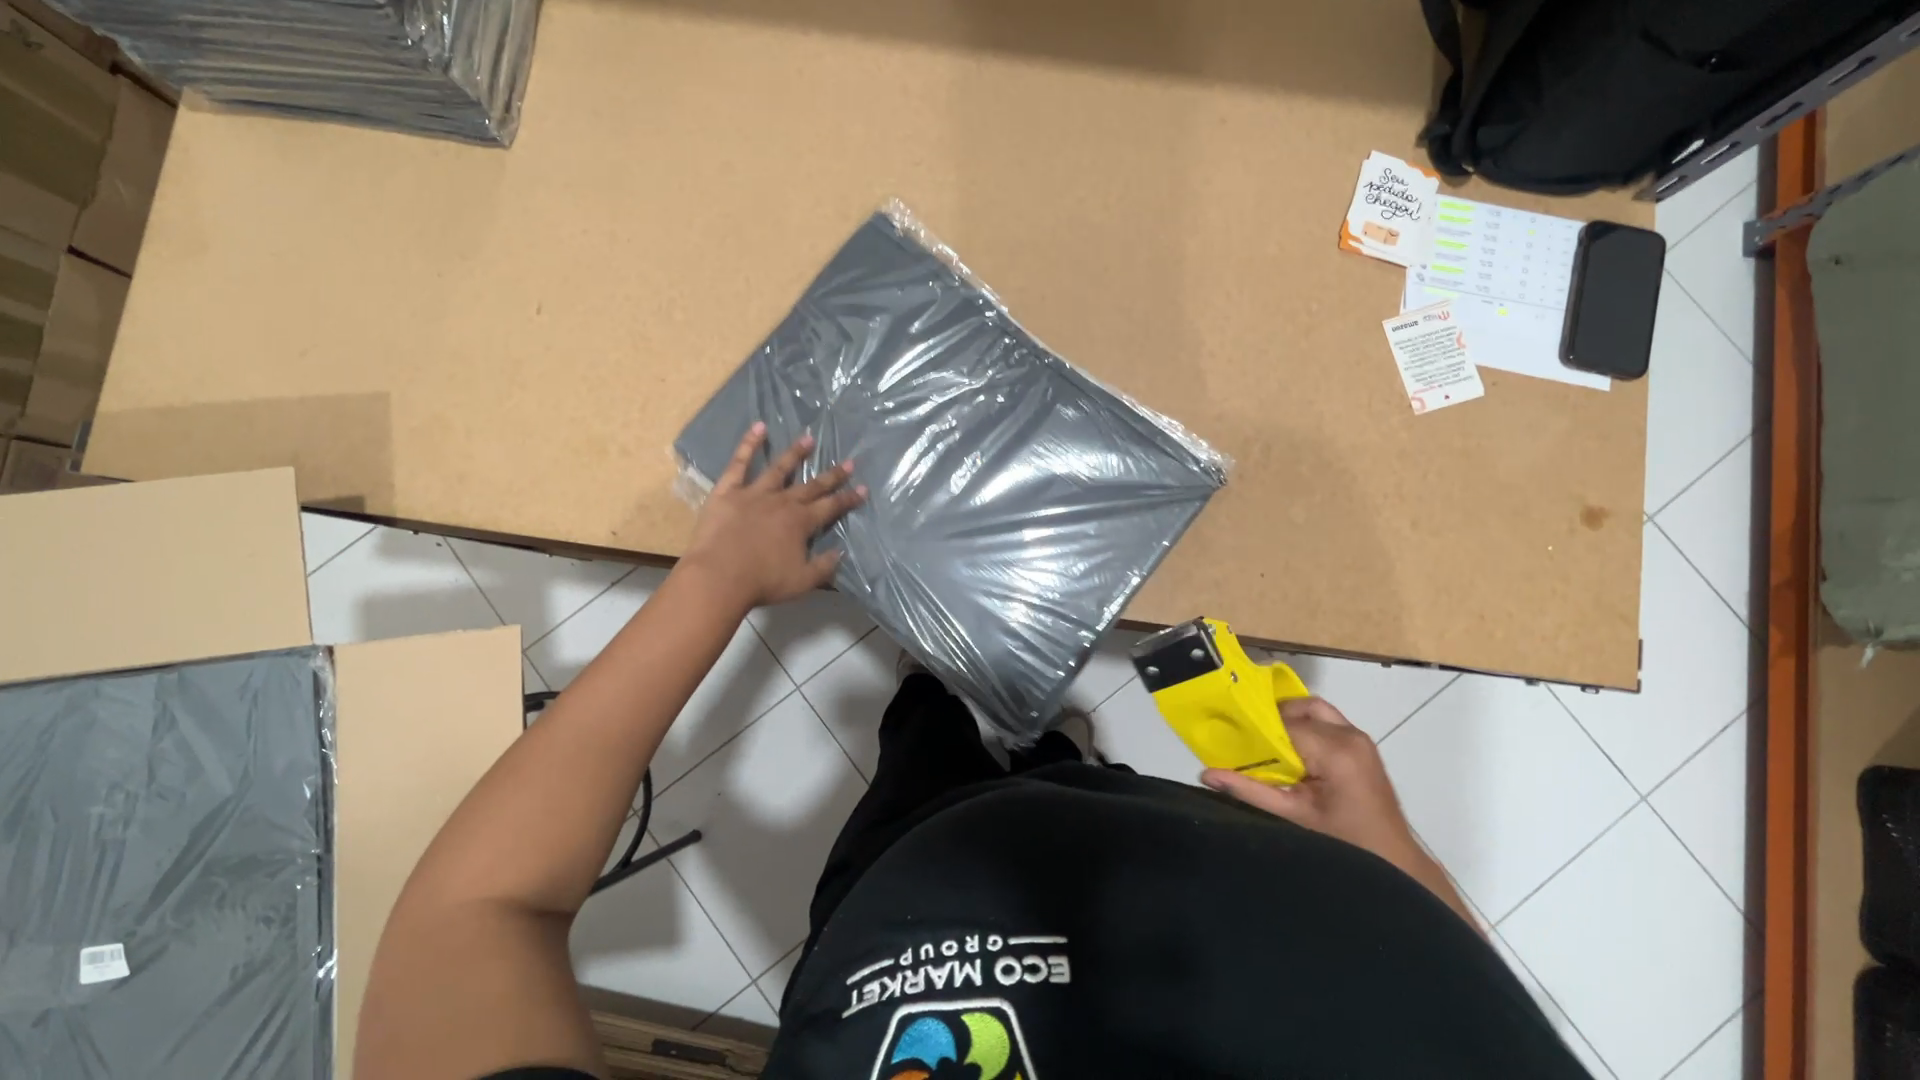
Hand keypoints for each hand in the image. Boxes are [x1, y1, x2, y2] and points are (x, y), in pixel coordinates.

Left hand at [679, 423, 866, 610]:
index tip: (863, 489)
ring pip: (780, 468)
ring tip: (809, 438)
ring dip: (796, 453)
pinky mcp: (728, 491)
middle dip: (832, 475)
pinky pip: (739, 463)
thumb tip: (840, 553)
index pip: (831, 507)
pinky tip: (759, 427)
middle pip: (811, 486)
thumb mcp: (802, 582)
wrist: (719, 576)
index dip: (848, 499)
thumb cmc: (762, 582)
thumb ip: (824, 567)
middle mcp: (782, 502)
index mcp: (801, 523)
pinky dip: (749, 444)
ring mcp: (754, 493)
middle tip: (849, 462)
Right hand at [1202, 697, 1477, 927]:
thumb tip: (1206, 774)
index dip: (1256, 730)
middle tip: (1250, 743)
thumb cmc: (1344, 843)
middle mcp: (1351, 736)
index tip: (1232, 742)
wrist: (1394, 862)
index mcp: (1336, 750)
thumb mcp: (1293, 816)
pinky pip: (1327, 723)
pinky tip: (1293, 757)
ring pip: (1314, 711)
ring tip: (1270, 751)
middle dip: (1273, 720)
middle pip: (1300, 708)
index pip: (1283, 723)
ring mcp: (1360, 739)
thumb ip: (1249, 790)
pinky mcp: (1362, 746)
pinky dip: (1306, 730)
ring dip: (1290, 723)